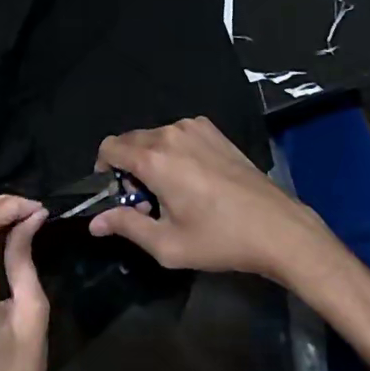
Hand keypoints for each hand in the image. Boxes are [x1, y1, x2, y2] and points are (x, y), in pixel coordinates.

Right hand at [88, 116, 330, 283]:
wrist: (273, 224)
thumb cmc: (217, 238)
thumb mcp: (167, 244)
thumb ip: (127, 226)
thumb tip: (96, 221)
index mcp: (155, 158)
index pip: (111, 146)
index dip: (104, 168)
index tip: (115, 194)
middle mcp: (172, 132)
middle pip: (132, 139)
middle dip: (128, 167)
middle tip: (145, 202)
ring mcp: (196, 126)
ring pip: (156, 136)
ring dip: (152, 158)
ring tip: (171, 194)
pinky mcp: (214, 130)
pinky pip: (179, 134)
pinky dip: (174, 151)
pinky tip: (192, 179)